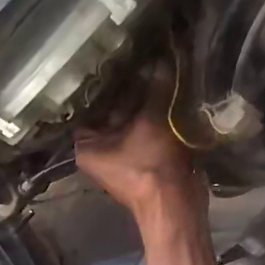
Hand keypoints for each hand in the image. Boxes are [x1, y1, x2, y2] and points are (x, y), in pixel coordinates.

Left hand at [74, 66, 202, 217]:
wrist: (176, 206)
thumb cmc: (150, 165)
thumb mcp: (152, 122)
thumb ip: (157, 90)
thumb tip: (165, 58)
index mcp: (87, 144)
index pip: (90, 104)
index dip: (105, 82)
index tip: (118, 59)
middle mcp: (100, 150)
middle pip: (114, 111)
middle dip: (131, 90)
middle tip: (144, 60)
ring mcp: (123, 157)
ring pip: (134, 121)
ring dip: (148, 102)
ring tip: (159, 70)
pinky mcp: (145, 160)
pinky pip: (148, 131)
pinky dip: (158, 117)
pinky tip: (170, 92)